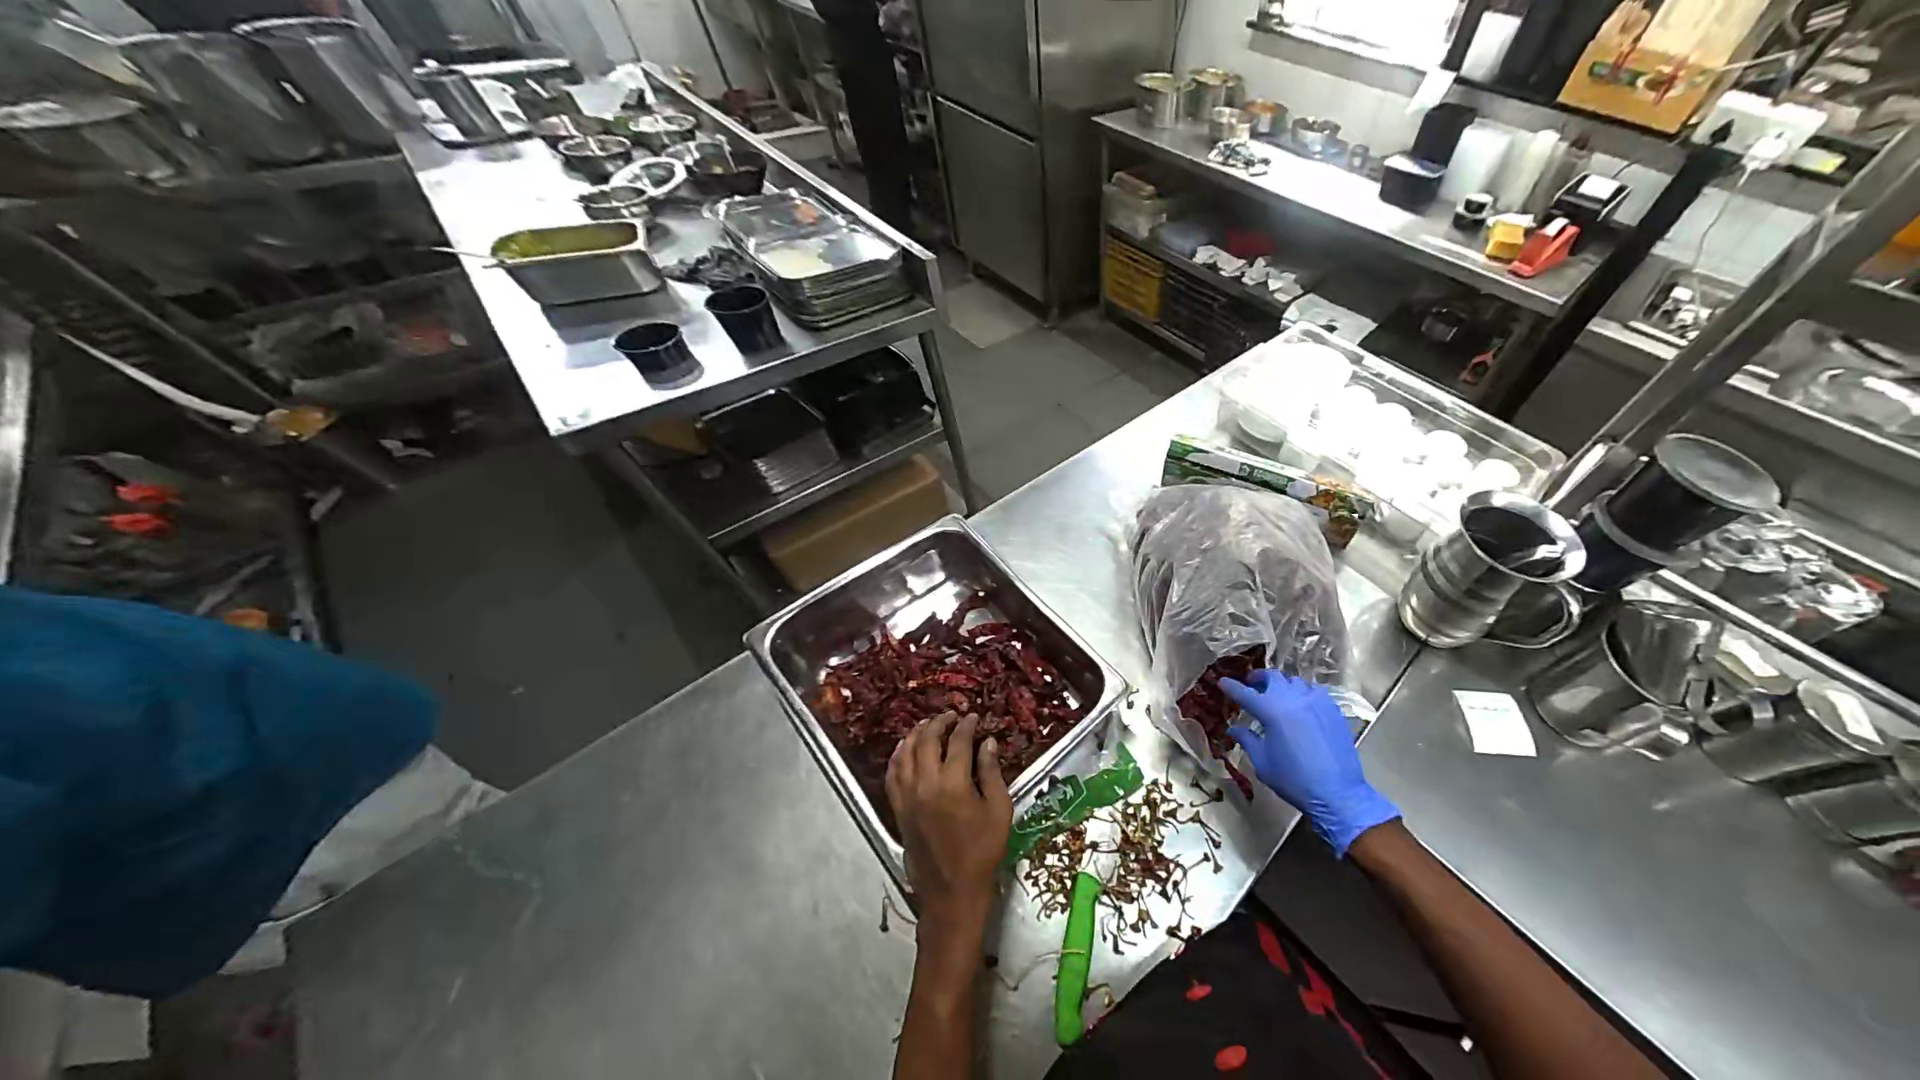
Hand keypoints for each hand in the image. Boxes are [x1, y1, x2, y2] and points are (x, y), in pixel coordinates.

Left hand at [885, 711, 1012, 926]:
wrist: (952, 890)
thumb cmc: (982, 851)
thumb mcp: (999, 810)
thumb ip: (991, 772)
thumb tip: (988, 742)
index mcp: (953, 783)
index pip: (958, 742)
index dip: (966, 726)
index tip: (973, 717)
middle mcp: (925, 784)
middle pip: (927, 740)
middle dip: (939, 723)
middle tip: (951, 715)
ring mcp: (907, 795)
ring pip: (906, 753)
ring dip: (917, 734)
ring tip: (928, 725)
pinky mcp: (898, 807)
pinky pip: (892, 773)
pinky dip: (898, 755)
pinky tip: (905, 748)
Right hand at [1218, 670, 1399, 856]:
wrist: (1338, 794)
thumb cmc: (1294, 780)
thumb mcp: (1262, 762)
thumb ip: (1247, 740)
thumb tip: (1234, 730)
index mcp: (1271, 712)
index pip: (1245, 693)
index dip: (1231, 687)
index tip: (1222, 682)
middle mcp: (1293, 700)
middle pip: (1273, 677)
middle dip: (1258, 678)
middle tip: (1251, 684)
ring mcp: (1316, 702)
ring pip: (1295, 682)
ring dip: (1282, 685)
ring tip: (1277, 695)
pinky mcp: (1333, 710)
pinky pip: (1314, 692)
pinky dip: (1303, 694)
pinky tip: (1301, 706)